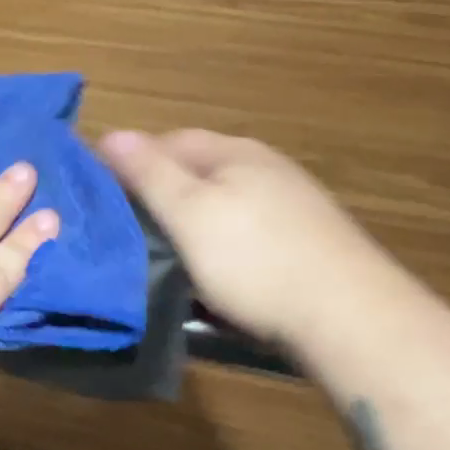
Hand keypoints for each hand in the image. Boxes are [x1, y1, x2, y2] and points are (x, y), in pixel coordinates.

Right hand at [99, 129, 386, 342]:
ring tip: (165, 260)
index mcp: (234, 152)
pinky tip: (214, 277)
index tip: (101, 201)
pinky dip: (220, 249)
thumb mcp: (189, 213)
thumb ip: (148, 173)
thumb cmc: (254, 259)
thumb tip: (108, 134)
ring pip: (220, 206)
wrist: (347, 315)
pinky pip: (244, 234)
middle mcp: (265, 167)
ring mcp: (290, 205)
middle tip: (127, 236)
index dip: (130, 164)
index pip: (166, 141)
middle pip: (195, 173)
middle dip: (160, 198)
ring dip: (190, 227)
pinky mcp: (304, 242)